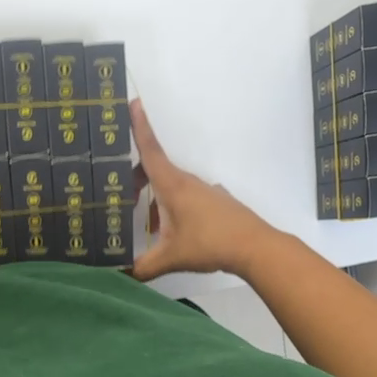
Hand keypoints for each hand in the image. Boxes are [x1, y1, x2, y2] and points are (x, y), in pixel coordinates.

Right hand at [130, 99, 284, 280]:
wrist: (254, 248)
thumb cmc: (209, 244)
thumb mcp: (170, 258)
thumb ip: (142, 267)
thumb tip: (121, 274)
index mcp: (172, 186)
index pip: (150, 152)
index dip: (140, 127)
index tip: (133, 102)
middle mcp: (189, 182)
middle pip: (156, 171)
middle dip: (137, 180)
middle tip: (125, 199)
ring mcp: (206, 191)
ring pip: (172, 188)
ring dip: (157, 200)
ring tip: (150, 228)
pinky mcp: (218, 202)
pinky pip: (189, 199)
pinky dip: (176, 209)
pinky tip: (177, 234)